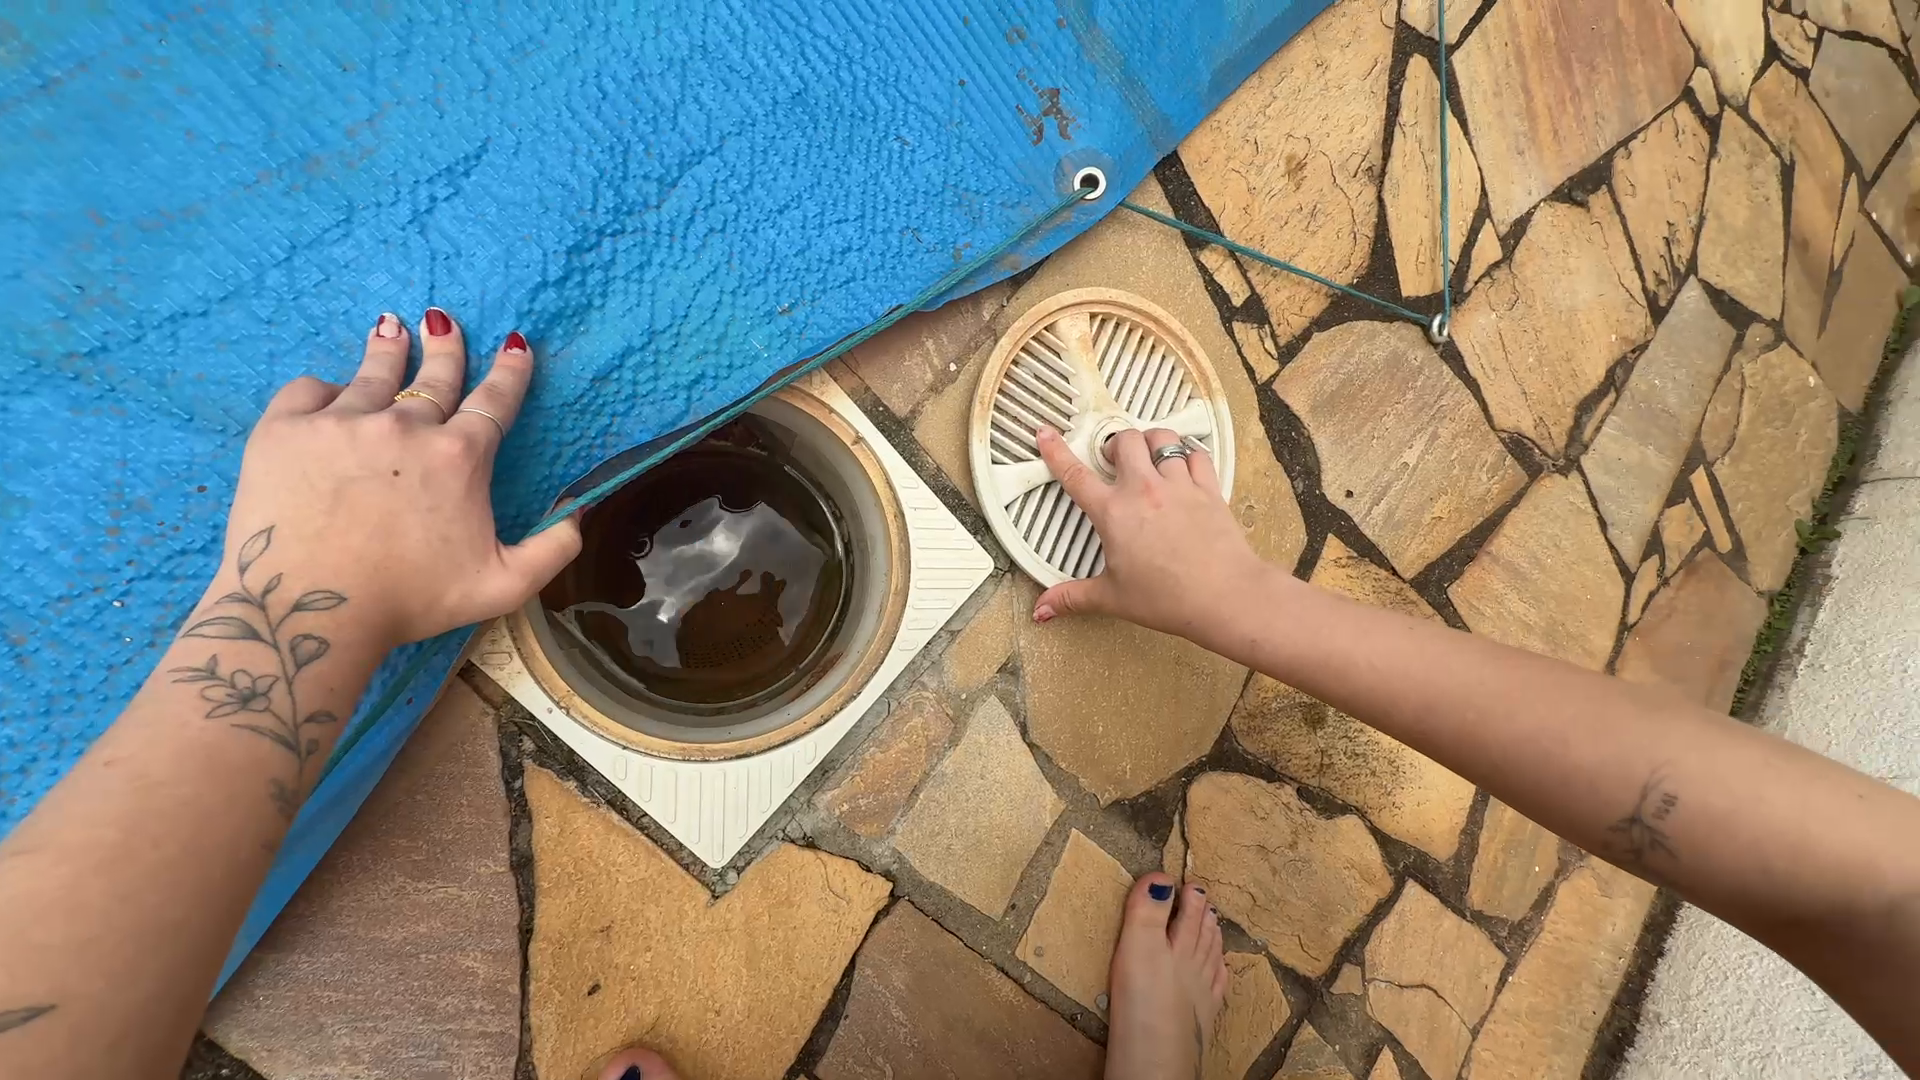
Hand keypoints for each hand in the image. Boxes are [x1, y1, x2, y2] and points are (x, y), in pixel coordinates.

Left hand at [213, 308, 581, 648]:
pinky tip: (332, 391)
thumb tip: (581, 509)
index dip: (512, 370)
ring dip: (387, 349)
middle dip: (448, 344)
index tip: (518, 343)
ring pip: (371, 373)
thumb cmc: (415, 598)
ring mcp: (341, 423)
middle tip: (445, 319)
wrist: (309, 610)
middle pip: (435, 374)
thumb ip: (556, 547)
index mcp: (463, 457)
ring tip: (391, 326)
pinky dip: (325, 389)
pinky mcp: (283, 430)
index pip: (496, 400)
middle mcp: (406, 427)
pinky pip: (309, 391)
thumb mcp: (508, 585)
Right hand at [1030, 425, 1270, 641]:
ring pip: (1162, 439)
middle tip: (1114, 461)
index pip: (1075, 475)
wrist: (1225, 596)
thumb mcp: (1112, 598)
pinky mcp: (1209, 490)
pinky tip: (1184, 465)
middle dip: (1115, 444)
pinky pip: (1197, 454)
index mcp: (1113, 513)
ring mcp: (1179, 485)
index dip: (1056, 451)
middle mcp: (1144, 490)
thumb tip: (1042, 609)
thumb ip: (1072, 598)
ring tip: (1148, 456)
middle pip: (1125, 441)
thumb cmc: (1168, 598)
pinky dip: (1187, 454)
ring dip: (1151, 442)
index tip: (1046, 434)